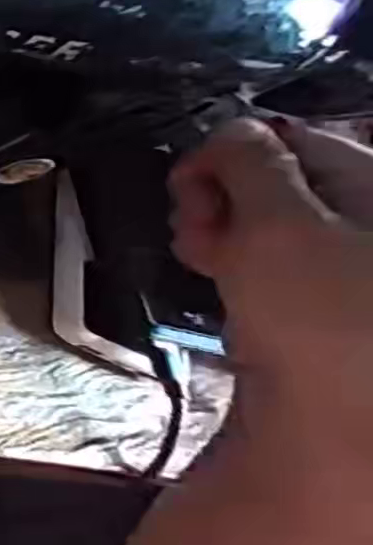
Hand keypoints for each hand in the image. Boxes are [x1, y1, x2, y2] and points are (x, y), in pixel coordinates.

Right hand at [168, 118, 372, 414]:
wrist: (348, 416)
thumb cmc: (324, 314)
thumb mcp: (280, 229)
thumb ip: (252, 168)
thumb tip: (232, 127)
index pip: (287, 138)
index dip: (227, 157)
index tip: (188, 189)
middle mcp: (370, 214)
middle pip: (273, 175)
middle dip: (216, 196)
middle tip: (198, 230)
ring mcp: (348, 252)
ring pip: (259, 212)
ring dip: (214, 227)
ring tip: (206, 258)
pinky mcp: (319, 283)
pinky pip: (264, 246)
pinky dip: (230, 253)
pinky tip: (217, 271)